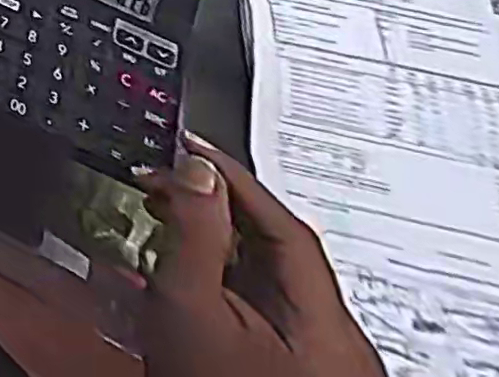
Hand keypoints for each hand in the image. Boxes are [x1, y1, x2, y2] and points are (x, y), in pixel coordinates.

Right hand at [140, 133, 386, 376]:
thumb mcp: (187, 302)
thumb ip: (193, 231)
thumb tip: (198, 169)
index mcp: (324, 325)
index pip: (286, 228)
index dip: (236, 178)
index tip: (192, 144)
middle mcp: (333, 336)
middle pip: (277, 245)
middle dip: (217, 203)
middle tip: (165, 175)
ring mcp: (315, 349)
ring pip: (265, 266)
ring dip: (213, 230)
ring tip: (165, 205)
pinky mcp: (291, 355)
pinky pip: (256, 288)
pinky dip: (217, 259)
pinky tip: (183, 251)